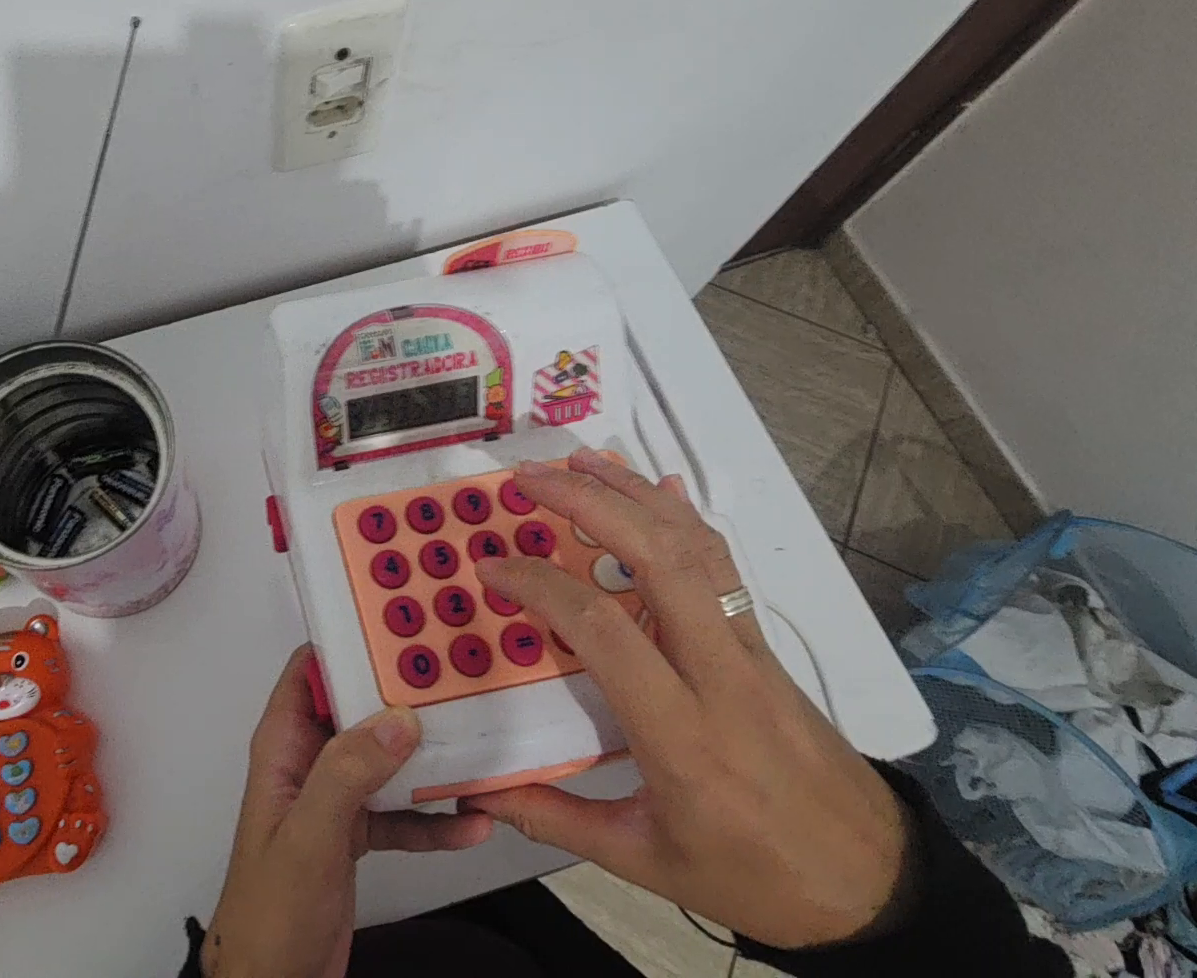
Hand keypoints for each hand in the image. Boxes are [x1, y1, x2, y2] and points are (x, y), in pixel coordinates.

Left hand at [203, 646, 492, 977]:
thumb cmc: (273, 906)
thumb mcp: (310, 833)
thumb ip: (348, 773)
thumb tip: (399, 716)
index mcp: (284, 745)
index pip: (310, 671)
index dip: (348, 643)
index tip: (399, 627)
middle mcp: (310, 760)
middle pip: (357, 707)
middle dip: (402, 695)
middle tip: (457, 680)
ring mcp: (335, 796)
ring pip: (385, 758)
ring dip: (427, 756)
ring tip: (479, 746)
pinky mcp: (356, 832)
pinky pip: (400, 812)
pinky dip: (432, 817)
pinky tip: (472, 824)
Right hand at [465, 451, 909, 949]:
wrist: (871, 885)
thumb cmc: (751, 875)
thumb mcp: (642, 862)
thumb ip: (552, 819)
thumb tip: (475, 796)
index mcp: (680, 731)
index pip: (602, 628)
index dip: (539, 585)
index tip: (492, 570)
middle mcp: (718, 672)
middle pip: (658, 559)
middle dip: (589, 504)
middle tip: (528, 479)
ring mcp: (747, 650)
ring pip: (694, 549)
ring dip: (632, 495)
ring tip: (578, 462)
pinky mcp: (762, 643)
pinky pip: (722, 566)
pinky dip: (685, 517)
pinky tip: (658, 487)